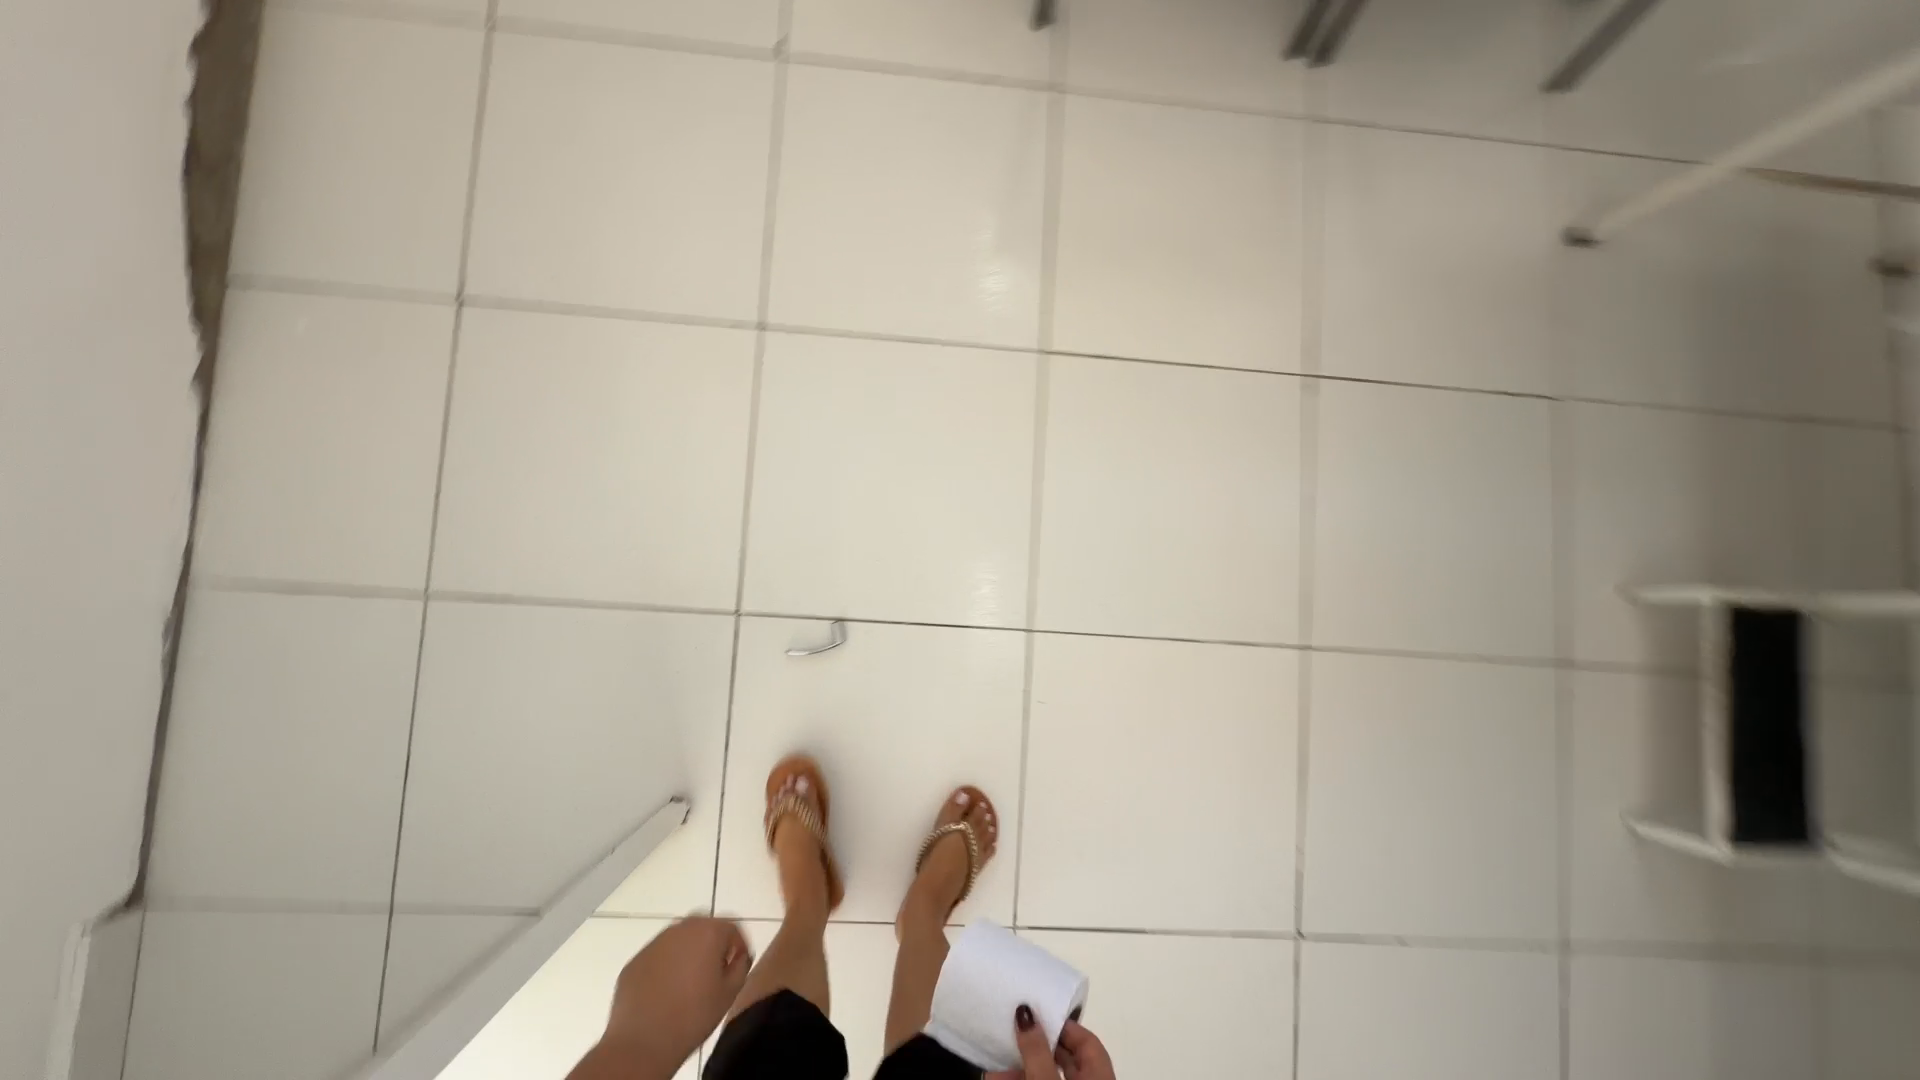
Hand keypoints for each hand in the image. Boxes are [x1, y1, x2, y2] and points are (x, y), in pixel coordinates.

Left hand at [588, 917, 751, 1077]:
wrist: (644, 1042)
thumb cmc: (695, 1016)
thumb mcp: (730, 993)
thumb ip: (741, 966)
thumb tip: (738, 956)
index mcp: (708, 932)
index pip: (732, 928)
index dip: (738, 946)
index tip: (736, 966)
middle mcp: (681, 929)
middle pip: (704, 927)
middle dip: (712, 943)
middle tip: (714, 969)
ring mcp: (654, 944)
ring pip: (679, 939)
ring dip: (687, 952)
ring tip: (688, 981)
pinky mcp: (635, 960)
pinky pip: (658, 956)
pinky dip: (665, 965)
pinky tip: (665, 990)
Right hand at [991, 1006, 1116, 1079]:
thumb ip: (1036, 1051)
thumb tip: (1024, 1011)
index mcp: (1100, 1075)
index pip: (1087, 1041)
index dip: (1061, 1024)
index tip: (1035, 1014)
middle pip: (1065, 1058)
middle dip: (1034, 1047)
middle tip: (1012, 1033)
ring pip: (1047, 1075)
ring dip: (1020, 1067)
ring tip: (994, 1065)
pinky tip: (996, 1076)